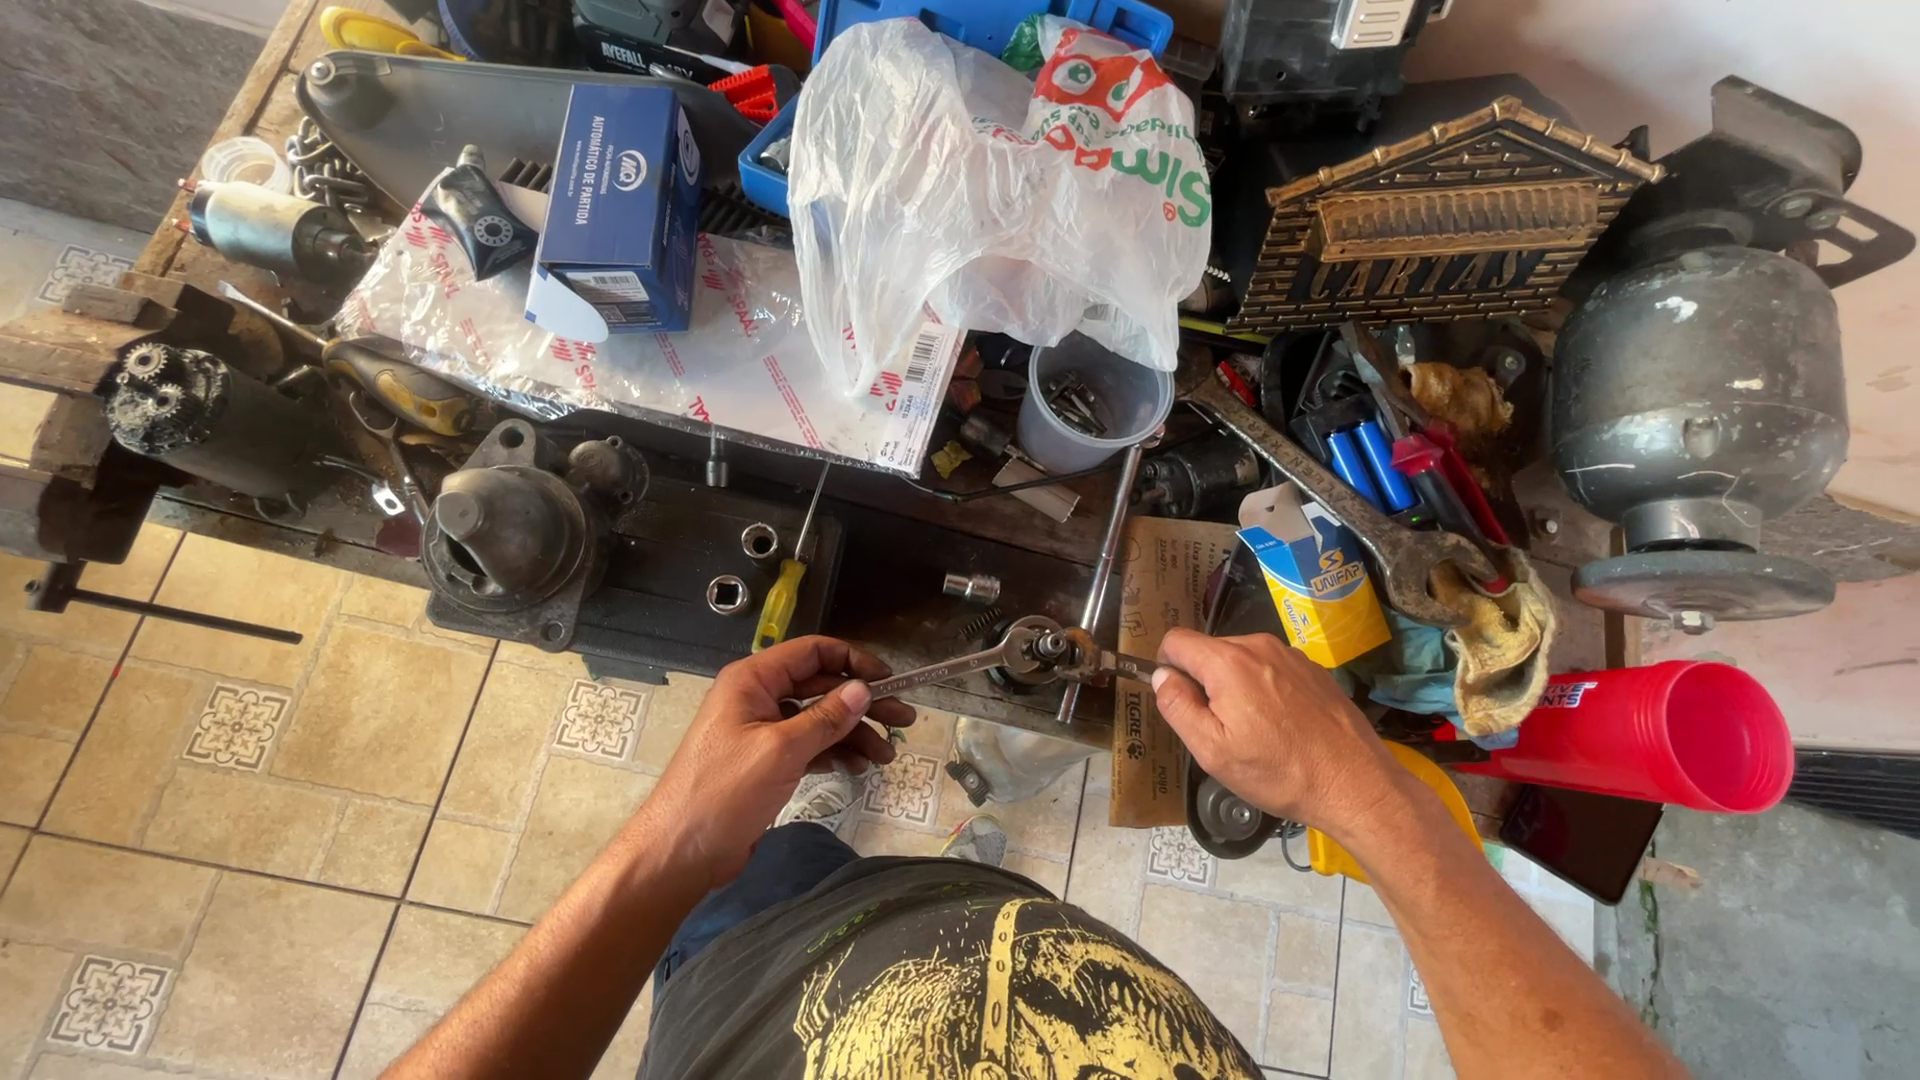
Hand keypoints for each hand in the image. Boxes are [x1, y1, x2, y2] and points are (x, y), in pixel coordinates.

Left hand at [638, 637, 914, 888]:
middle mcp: (759, 698)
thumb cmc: (723, 793)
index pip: (812, 652)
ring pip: (819, 720)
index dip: (853, 661)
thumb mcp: (780, 750)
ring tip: (887, 755)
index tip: (889, 680)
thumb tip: (863, 689)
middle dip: (862, 703)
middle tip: (904, 720)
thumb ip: (826, 718)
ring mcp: (763, 732)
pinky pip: (810, 746)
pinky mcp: (767, 763)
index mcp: (753, 680)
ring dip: (854, 734)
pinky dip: (835, 754)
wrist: (678, 855)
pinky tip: (860, 768)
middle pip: (821, 687)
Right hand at [1151, 628, 1399, 833]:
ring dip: (1234, 685)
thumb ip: (1177, 706)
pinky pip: (1269, 668)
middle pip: (1209, 650)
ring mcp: (1289, 654)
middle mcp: (1258, 646)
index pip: (1176, 640)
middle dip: (1203, 681)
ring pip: (1239, 659)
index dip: (1166, 666)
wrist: (1356, 785)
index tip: (1179, 699)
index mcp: (1228, 662)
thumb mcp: (1212, 750)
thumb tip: (1161, 676)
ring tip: (1254, 729)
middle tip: (1221, 727)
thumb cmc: (1278, 771)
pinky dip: (1263, 688)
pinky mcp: (1312, 668)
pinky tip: (1281, 724)